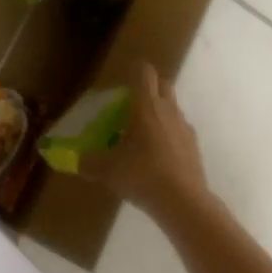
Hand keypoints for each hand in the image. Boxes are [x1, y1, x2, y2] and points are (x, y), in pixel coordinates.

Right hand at [83, 63, 210, 221]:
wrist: (182, 201)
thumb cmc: (142, 174)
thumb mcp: (108, 170)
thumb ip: (89, 162)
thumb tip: (77, 160)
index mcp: (146, 105)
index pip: (143, 72)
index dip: (133, 71)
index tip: (123, 84)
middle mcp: (168, 109)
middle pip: (163, 83)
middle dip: (149, 88)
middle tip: (131, 107)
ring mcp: (184, 126)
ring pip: (172, 108)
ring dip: (158, 114)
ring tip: (142, 137)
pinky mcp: (194, 145)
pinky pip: (179, 130)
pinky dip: (169, 136)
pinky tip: (158, 158)